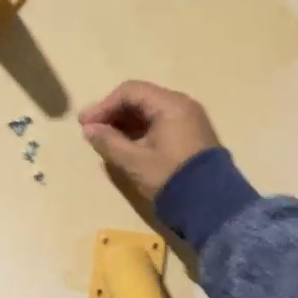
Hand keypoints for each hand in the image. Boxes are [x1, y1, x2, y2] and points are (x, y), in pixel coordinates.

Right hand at [78, 80, 220, 198]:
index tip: (85, 125)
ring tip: (106, 141)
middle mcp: (183, 105)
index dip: (104, 106)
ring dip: (126, 124)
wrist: (211, 205)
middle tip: (92, 131)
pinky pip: (162, 125)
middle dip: (114, 114)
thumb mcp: (135, 161)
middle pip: (141, 99)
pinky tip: (127, 146)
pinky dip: (142, 132)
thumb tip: (89, 129)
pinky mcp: (192, 137)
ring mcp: (190, 121)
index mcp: (170, 104)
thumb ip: (109, 142)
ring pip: (150, 113)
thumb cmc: (170, 178)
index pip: (130, 92)